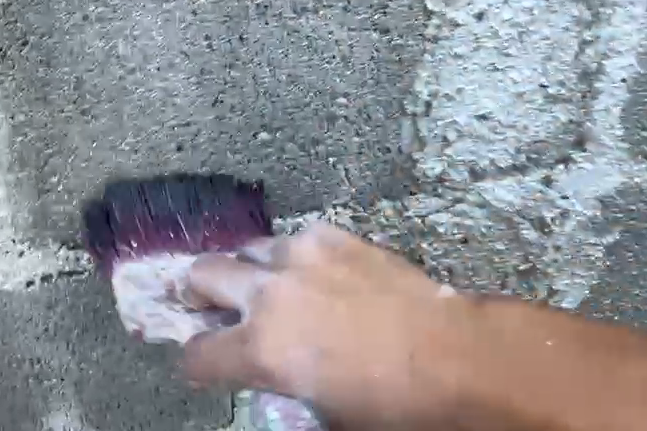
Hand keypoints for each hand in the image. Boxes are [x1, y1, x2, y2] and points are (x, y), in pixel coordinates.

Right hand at [182, 224, 473, 429]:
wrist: (451, 355)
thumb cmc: (392, 406)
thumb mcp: (325, 417)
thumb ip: (282, 392)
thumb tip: (271, 381)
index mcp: (262, 349)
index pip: (198, 354)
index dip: (195, 364)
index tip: (200, 364)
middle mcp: (267, 293)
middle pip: (202, 275)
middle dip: (196, 292)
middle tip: (202, 302)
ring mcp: (296, 255)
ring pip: (246, 250)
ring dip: (246, 269)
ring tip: (262, 284)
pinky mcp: (327, 234)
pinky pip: (293, 241)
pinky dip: (292, 258)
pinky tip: (314, 274)